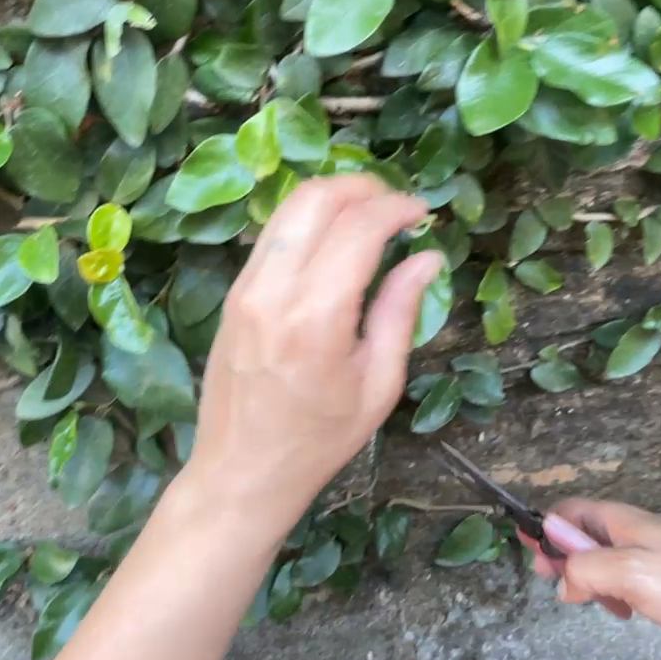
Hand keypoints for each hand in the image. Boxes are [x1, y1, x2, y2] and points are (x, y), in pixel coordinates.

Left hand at [183, 174, 441, 533]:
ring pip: (288, 207)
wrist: (240, 472)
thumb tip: (428, 257)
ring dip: (333, 197)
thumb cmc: (318, 441)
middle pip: (316, 198)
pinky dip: (307, 220)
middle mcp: (273, 289)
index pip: (358, 227)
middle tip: (395, 206)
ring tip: (368, 215)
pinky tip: (332, 239)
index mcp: (315, 317)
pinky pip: (272, 234)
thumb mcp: (377, 386)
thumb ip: (401, 312)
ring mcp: (245, 286)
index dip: (397, 207)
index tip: (422, 213)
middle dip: (363, 187)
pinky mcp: (232, 292)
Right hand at [528, 500, 660, 659]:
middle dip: (569, 562)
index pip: (567, 511)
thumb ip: (584, 569)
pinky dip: (623, 598)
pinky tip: (632, 615)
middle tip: (562, 589)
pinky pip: (630, 584)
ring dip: (597, 585)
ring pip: (605, 564)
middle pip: (583, 538)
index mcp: (620, 519)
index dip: (544, 529)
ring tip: (608, 608)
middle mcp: (633, 530)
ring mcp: (652, 555)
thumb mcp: (628, 575)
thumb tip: (559, 575)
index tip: (530, 553)